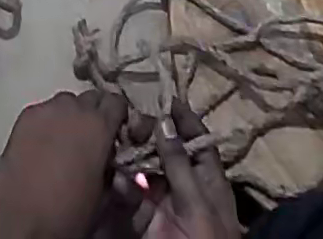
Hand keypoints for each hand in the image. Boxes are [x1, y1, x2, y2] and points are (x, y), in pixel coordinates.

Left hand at [0, 90, 126, 238]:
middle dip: (95, 115)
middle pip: (92, 98)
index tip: (115, 134)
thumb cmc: (68, 213)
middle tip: (90, 140)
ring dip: (70, 116)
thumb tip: (117, 165)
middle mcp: (76, 107)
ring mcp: (49, 108)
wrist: (19, 222)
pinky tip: (41, 144)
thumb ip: (115, 172)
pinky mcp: (26, 115)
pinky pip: (44, 111)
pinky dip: (47, 122)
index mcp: (100, 125)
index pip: (117, 102)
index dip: (118, 117)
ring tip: (64, 141)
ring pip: (67, 101)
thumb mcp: (104, 197)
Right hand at [128, 102, 239, 238]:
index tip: (165, 99)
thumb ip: (178, 163)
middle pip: (168, 151)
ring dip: (133, 157)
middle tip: (133, 124)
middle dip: (151, 134)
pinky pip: (134, 197)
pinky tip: (114, 177)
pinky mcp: (147, 223)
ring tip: (118, 144)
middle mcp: (187, 186)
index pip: (197, 139)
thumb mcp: (197, 202)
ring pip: (147, 171)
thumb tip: (165, 120)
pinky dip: (123, 185)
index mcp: (208, 178)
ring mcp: (166, 204)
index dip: (183, 118)